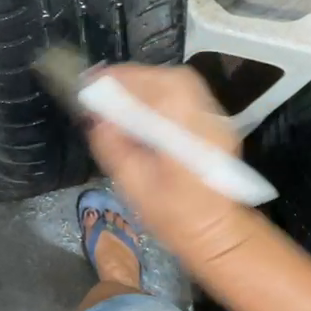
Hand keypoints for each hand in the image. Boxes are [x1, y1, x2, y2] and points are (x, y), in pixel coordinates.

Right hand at [84, 64, 262, 268]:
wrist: (216, 233)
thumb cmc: (173, 218)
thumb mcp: (133, 187)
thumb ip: (114, 149)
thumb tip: (98, 119)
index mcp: (188, 141)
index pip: (159, 93)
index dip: (125, 81)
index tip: (94, 82)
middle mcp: (208, 124)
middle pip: (173, 80)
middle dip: (134, 76)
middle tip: (103, 85)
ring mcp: (216, 121)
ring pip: (181, 83)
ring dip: (146, 82)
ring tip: (118, 93)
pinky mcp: (214, 124)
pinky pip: (186, 94)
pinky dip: (159, 91)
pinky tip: (140, 105)